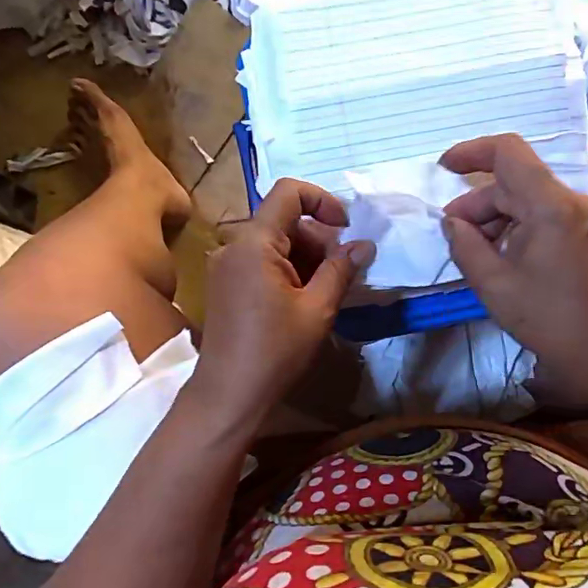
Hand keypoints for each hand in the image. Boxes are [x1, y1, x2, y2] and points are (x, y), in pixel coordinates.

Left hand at [192, 179, 372, 419]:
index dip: (322, 200)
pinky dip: (286, 271)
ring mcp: (225, 266)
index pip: (288, 192)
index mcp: (254, 243)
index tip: (346, 229)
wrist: (228, 395)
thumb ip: (341, 269)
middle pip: (283, 221)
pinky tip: (303, 300)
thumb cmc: (275, 351)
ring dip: (305, 258)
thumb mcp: (317, 309)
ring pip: (273, 243)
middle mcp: (234, 246)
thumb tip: (363, 245)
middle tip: (342, 273)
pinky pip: (260, 262)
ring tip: (326, 292)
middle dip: (318, 239)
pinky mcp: (224, 285)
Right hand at [439, 135, 587, 399]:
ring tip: (473, 251)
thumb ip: (465, 245)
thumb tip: (452, 222)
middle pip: (513, 181)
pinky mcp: (585, 231)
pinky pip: (541, 214)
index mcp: (550, 206)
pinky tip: (498, 254)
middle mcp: (571, 200)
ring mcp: (582, 215)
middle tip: (453, 235)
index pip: (508, 152)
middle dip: (477, 202)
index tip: (444, 167)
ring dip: (494, 217)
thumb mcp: (493, 284)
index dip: (471, 151)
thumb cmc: (548, 318)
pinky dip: (514, 225)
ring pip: (526, 198)